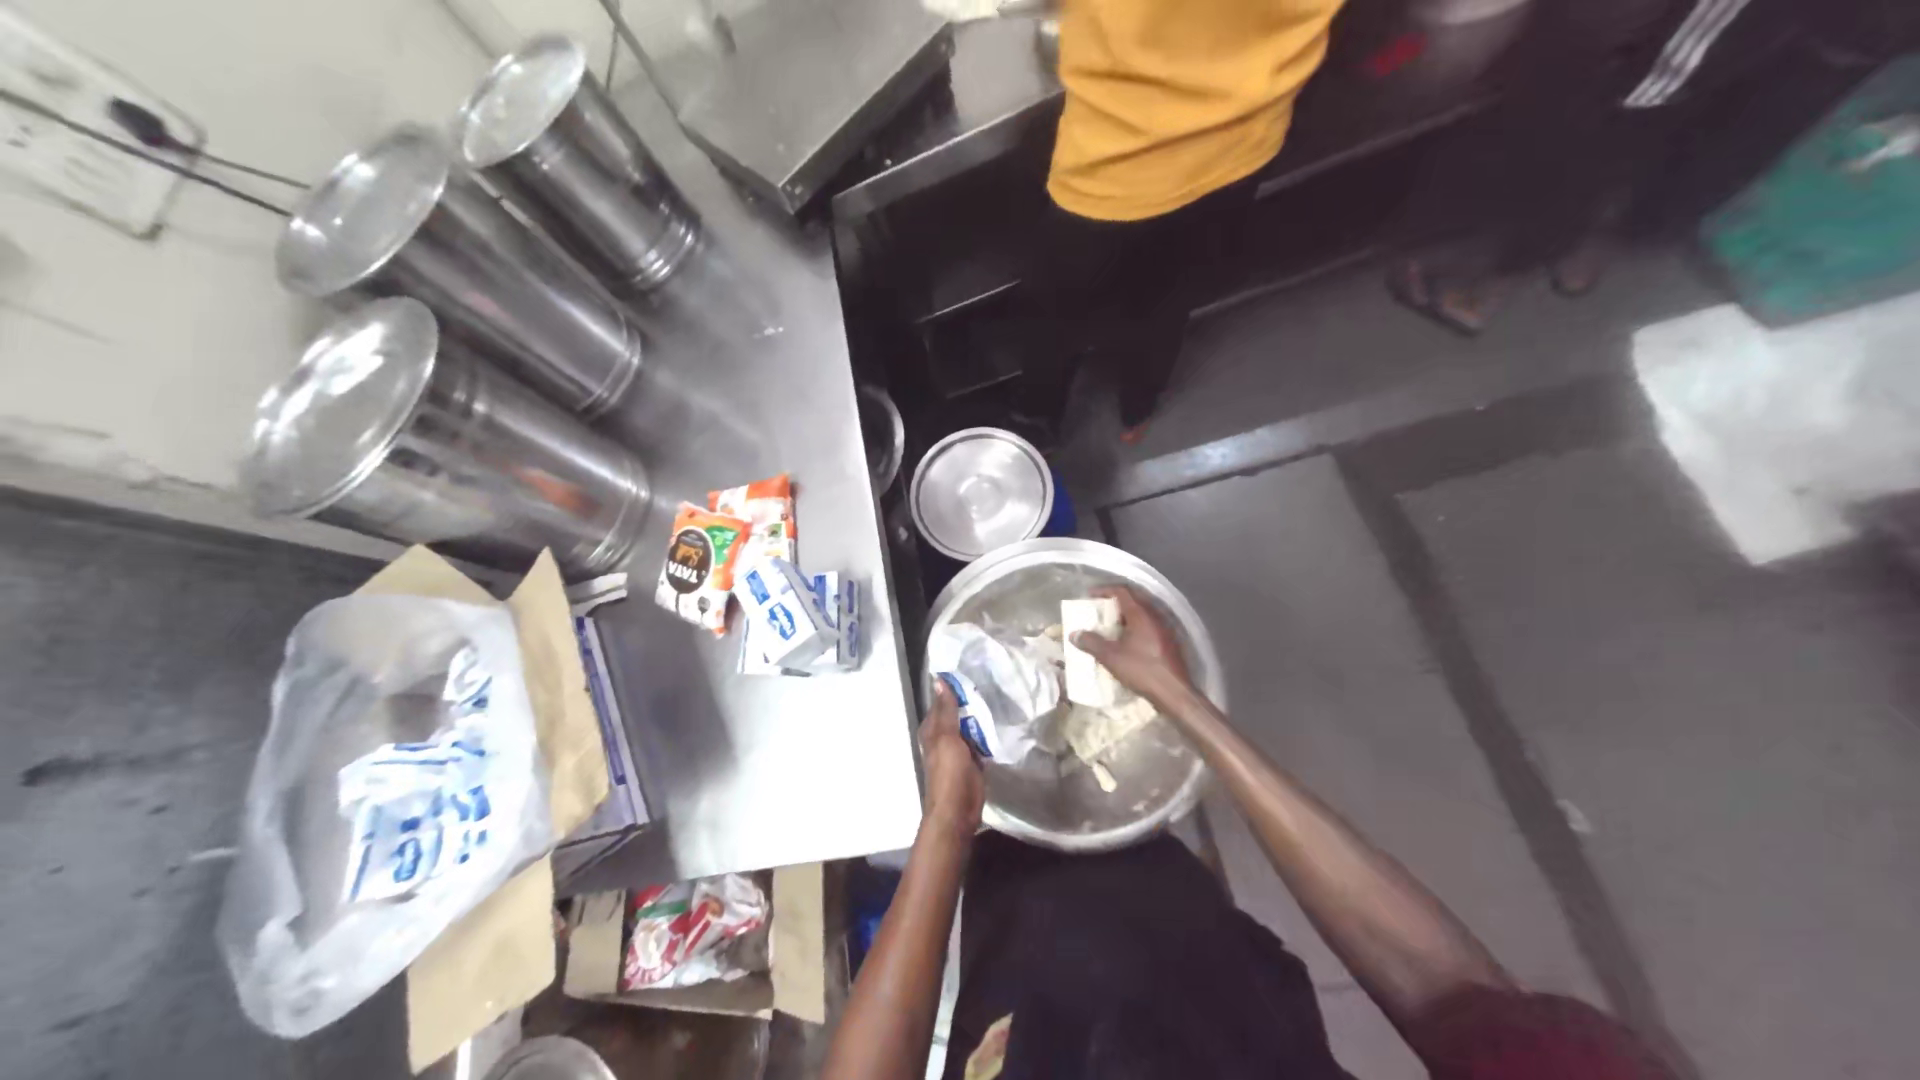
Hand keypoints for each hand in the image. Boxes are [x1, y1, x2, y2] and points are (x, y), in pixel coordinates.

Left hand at [919, 677, 983, 836]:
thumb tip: (939, 680)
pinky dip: (987, 732)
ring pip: (969, 726)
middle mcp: (943, 736)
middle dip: (970, 699)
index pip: (942, 701)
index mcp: (932, 729)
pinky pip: (980, 741)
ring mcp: (959, 749)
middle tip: (991, 680)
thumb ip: (946, 710)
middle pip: (957, 712)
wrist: (958, 810)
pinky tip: (999, 721)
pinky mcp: (973, 760)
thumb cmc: (949, 772)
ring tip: (999, 695)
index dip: (953, 687)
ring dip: (980, 715)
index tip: (971, 670)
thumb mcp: (947, 737)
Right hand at [1070, 585, 1194, 707]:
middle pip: (1134, 599)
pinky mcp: (1170, 642)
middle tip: (1100, 609)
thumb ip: (1092, 643)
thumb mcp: (1111, 657)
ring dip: (1126, 614)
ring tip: (1111, 624)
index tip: (1090, 595)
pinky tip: (1128, 640)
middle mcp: (1155, 616)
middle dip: (1115, 602)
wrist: (1174, 693)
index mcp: (1141, 614)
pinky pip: (1150, 625)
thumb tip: (1075, 634)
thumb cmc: (1142, 670)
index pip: (1122, 591)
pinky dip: (1136, 626)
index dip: (1104, 590)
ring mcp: (1165, 628)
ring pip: (1143, 613)